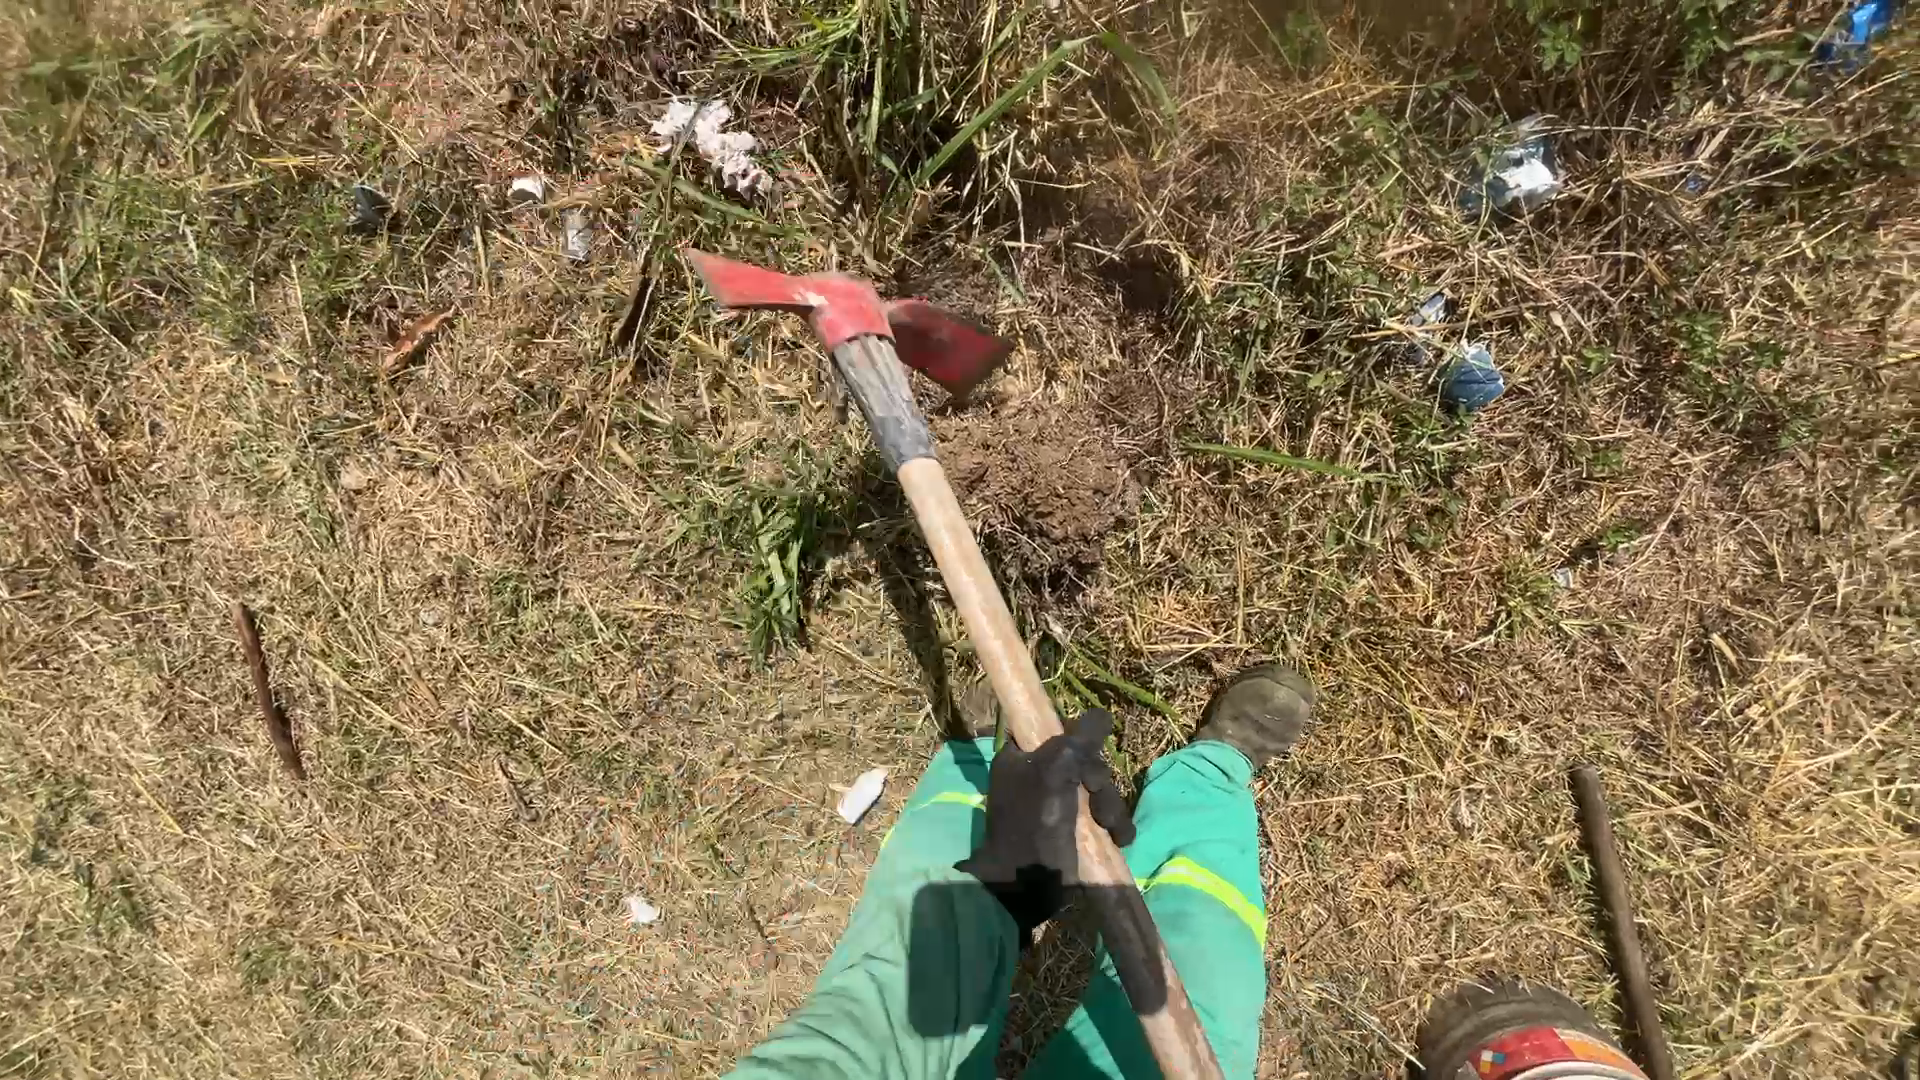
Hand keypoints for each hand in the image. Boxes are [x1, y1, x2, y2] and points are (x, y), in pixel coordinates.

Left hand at [957, 708, 1134, 936]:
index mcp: (1023, 756)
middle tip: (1099, 809)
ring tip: (1113, 831)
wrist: (1024, 888)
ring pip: (1100, 791)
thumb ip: (1078, 742)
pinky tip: (1120, 838)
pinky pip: (1105, 816)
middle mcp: (1040, 775)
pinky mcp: (1076, 830)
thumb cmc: (1031, 824)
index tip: (1087, 769)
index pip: (1063, 734)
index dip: (1082, 749)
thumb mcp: (1053, 772)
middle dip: (1101, 787)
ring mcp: (1059, 804)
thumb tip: (1103, 716)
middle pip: (1087, 764)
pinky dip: (1116, 825)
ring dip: (1112, 809)